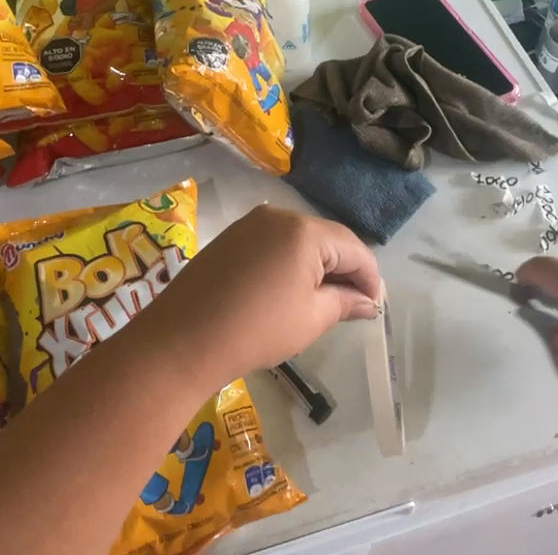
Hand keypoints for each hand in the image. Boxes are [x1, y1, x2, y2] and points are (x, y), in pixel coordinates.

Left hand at [130, 205, 381, 390]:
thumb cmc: (256, 329)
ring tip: (325, 300)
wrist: (181, 340)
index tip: (376, 306)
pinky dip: (290, 263)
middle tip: (356, 305)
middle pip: (327, 239)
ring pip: (300, 240)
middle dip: (345, 269)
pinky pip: (274, 243)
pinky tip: (291, 290)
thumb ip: (345, 302)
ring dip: (318, 266)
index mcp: (305, 231)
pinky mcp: (232, 237)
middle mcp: (279, 215)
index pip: (353, 248)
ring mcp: (251, 223)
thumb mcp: (310, 319)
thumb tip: (368, 302)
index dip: (370, 277)